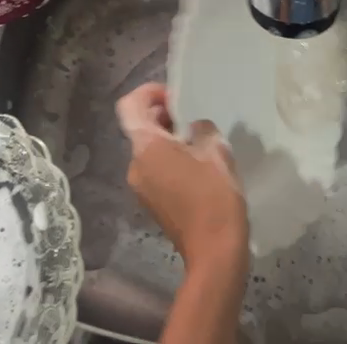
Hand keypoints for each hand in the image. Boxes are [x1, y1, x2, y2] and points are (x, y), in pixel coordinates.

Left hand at [116, 82, 249, 277]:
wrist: (214, 253)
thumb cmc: (214, 196)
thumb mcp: (216, 150)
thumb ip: (201, 128)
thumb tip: (192, 128)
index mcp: (146, 147)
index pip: (129, 106)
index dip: (149, 92)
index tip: (175, 96)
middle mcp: (135, 164)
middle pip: (140, 127)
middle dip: (164, 116)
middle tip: (194, 119)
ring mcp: (141, 187)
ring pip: (149, 149)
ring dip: (169, 139)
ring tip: (200, 143)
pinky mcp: (152, 203)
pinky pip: (155, 169)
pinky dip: (170, 160)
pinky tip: (198, 168)